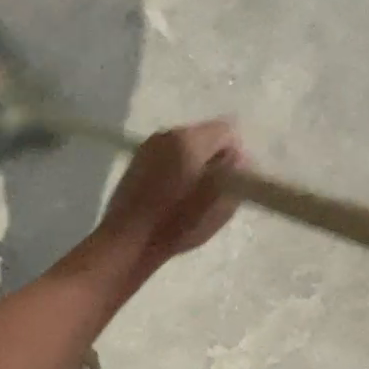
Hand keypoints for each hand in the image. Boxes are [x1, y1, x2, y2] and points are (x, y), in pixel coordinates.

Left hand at [96, 120, 247, 272]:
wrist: (129, 238)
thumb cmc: (177, 223)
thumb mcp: (220, 204)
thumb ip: (235, 175)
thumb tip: (239, 158)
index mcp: (187, 141)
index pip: (226, 131)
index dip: (235, 154)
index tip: (233, 179)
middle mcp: (166, 134)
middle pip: (203, 135)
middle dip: (213, 156)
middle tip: (214, 187)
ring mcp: (148, 145)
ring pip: (184, 144)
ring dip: (193, 161)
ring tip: (192, 192)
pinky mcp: (136, 159)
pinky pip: (166, 154)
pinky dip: (175, 166)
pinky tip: (173, 191)